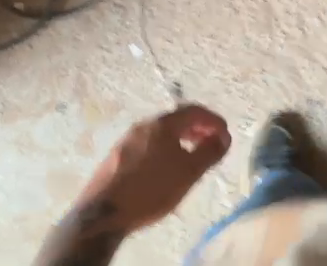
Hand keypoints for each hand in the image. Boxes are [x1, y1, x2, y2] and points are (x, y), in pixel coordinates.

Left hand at [75, 104, 231, 233]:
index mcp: (162, 123)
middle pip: (176, 120)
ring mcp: (126, 141)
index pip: (194, 110)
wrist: (101, 215)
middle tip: (210, 143)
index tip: (224, 133)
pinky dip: (162, 149)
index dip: (213, 120)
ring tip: (189, 157)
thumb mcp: (188, 172)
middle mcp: (143, 125)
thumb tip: (224, 137)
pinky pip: (146, 145)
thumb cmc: (150, 189)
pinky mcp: (115, 158)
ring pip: (159, 133)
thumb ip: (210, 152)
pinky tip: (163, 169)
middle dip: (197, 129)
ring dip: (179, 140)